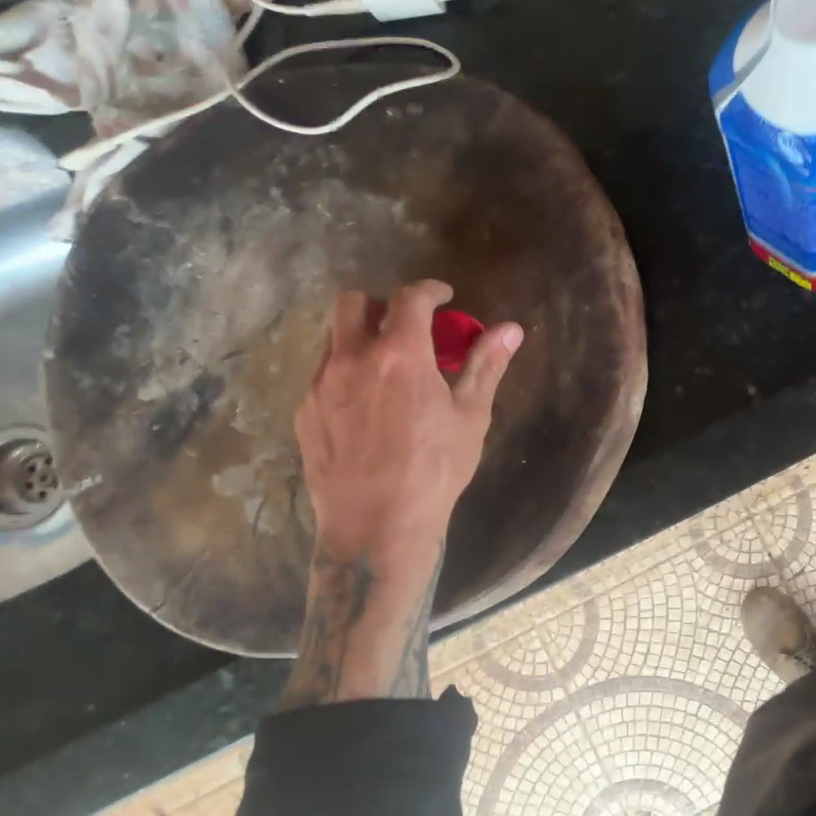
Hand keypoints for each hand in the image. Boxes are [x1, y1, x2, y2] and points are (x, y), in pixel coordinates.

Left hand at [296, 280, 522, 565]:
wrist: (377, 524)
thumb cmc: (436, 468)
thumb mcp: (471, 416)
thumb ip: (486, 366)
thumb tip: (511, 329)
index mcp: (400, 355)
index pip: (410, 299)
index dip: (430, 291)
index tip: (445, 297)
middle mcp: (351, 359)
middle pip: (353, 303)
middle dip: (383, 305)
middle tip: (410, 329)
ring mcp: (320, 385)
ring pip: (334, 338)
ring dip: (363, 338)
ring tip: (391, 369)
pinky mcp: (304, 412)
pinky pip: (323, 374)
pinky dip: (348, 372)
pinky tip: (370, 406)